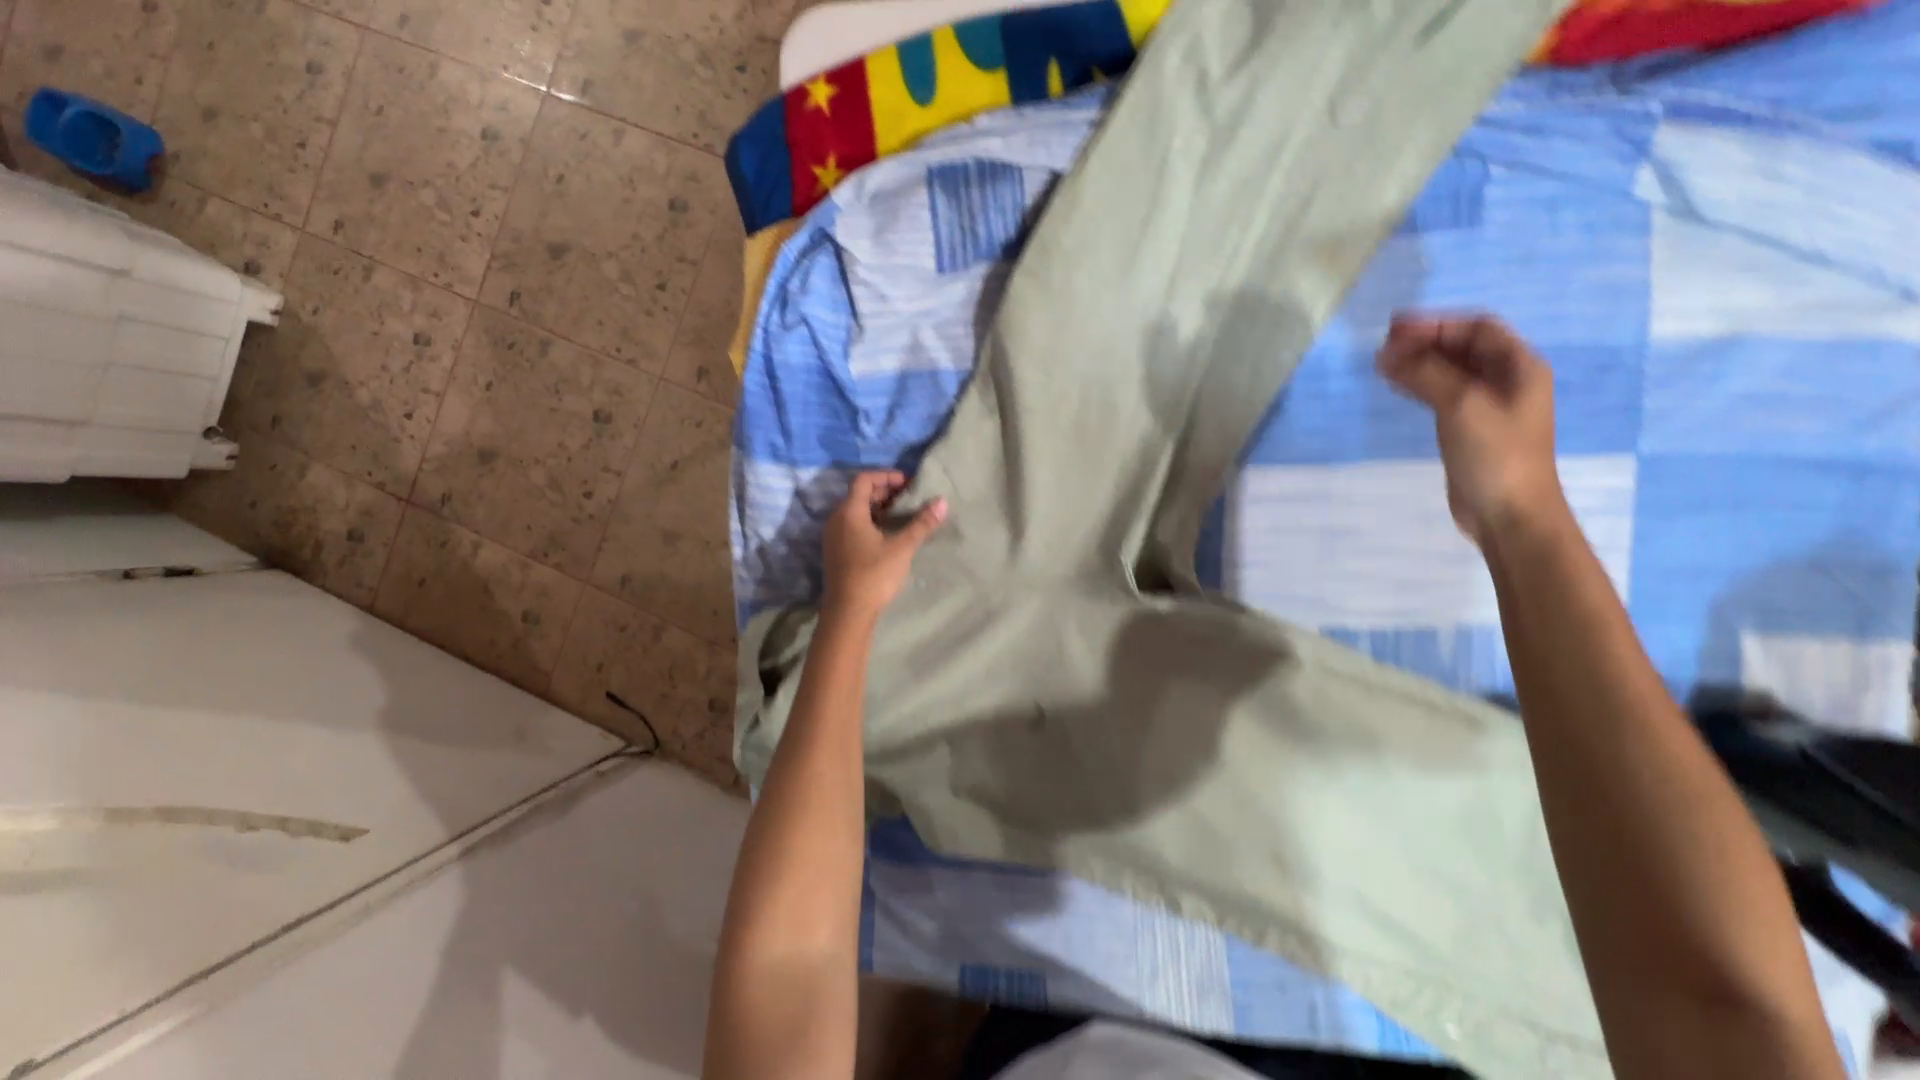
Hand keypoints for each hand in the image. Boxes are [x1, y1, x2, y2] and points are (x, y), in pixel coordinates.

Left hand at [821, 471, 947, 619]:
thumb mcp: (902, 548)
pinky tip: (888, 534)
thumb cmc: (874, 575)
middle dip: (885, 491)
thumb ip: (922, 523)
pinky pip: (853, 525)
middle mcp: (837, 519)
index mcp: (849, 512)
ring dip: (878, 507)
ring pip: (856, 511)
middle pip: (859, 494)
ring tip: (903, 514)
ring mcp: (834, 536)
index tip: (907, 482)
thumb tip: (942, 502)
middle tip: (909, 497)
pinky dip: (871, 521)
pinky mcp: (836, 551)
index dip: (886, 476)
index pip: (864, 480)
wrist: (848, 612)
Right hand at [1376, 313, 1565, 544]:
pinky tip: (1398, 385)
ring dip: (1420, 363)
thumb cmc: (1495, 455)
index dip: (1437, 324)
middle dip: (1425, 342)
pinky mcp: (1470, 428)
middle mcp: (1508, 380)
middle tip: (1384, 346)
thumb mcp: (1461, 404)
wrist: (1510, 514)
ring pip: (1452, 370)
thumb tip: (1386, 355)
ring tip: (1384, 364)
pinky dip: (1421, 384)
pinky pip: (1444, 394)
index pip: (1477, 328)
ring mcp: (1489, 406)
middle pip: (1464, 347)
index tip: (1395, 330)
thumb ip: (1425, 373)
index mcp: (1519, 367)